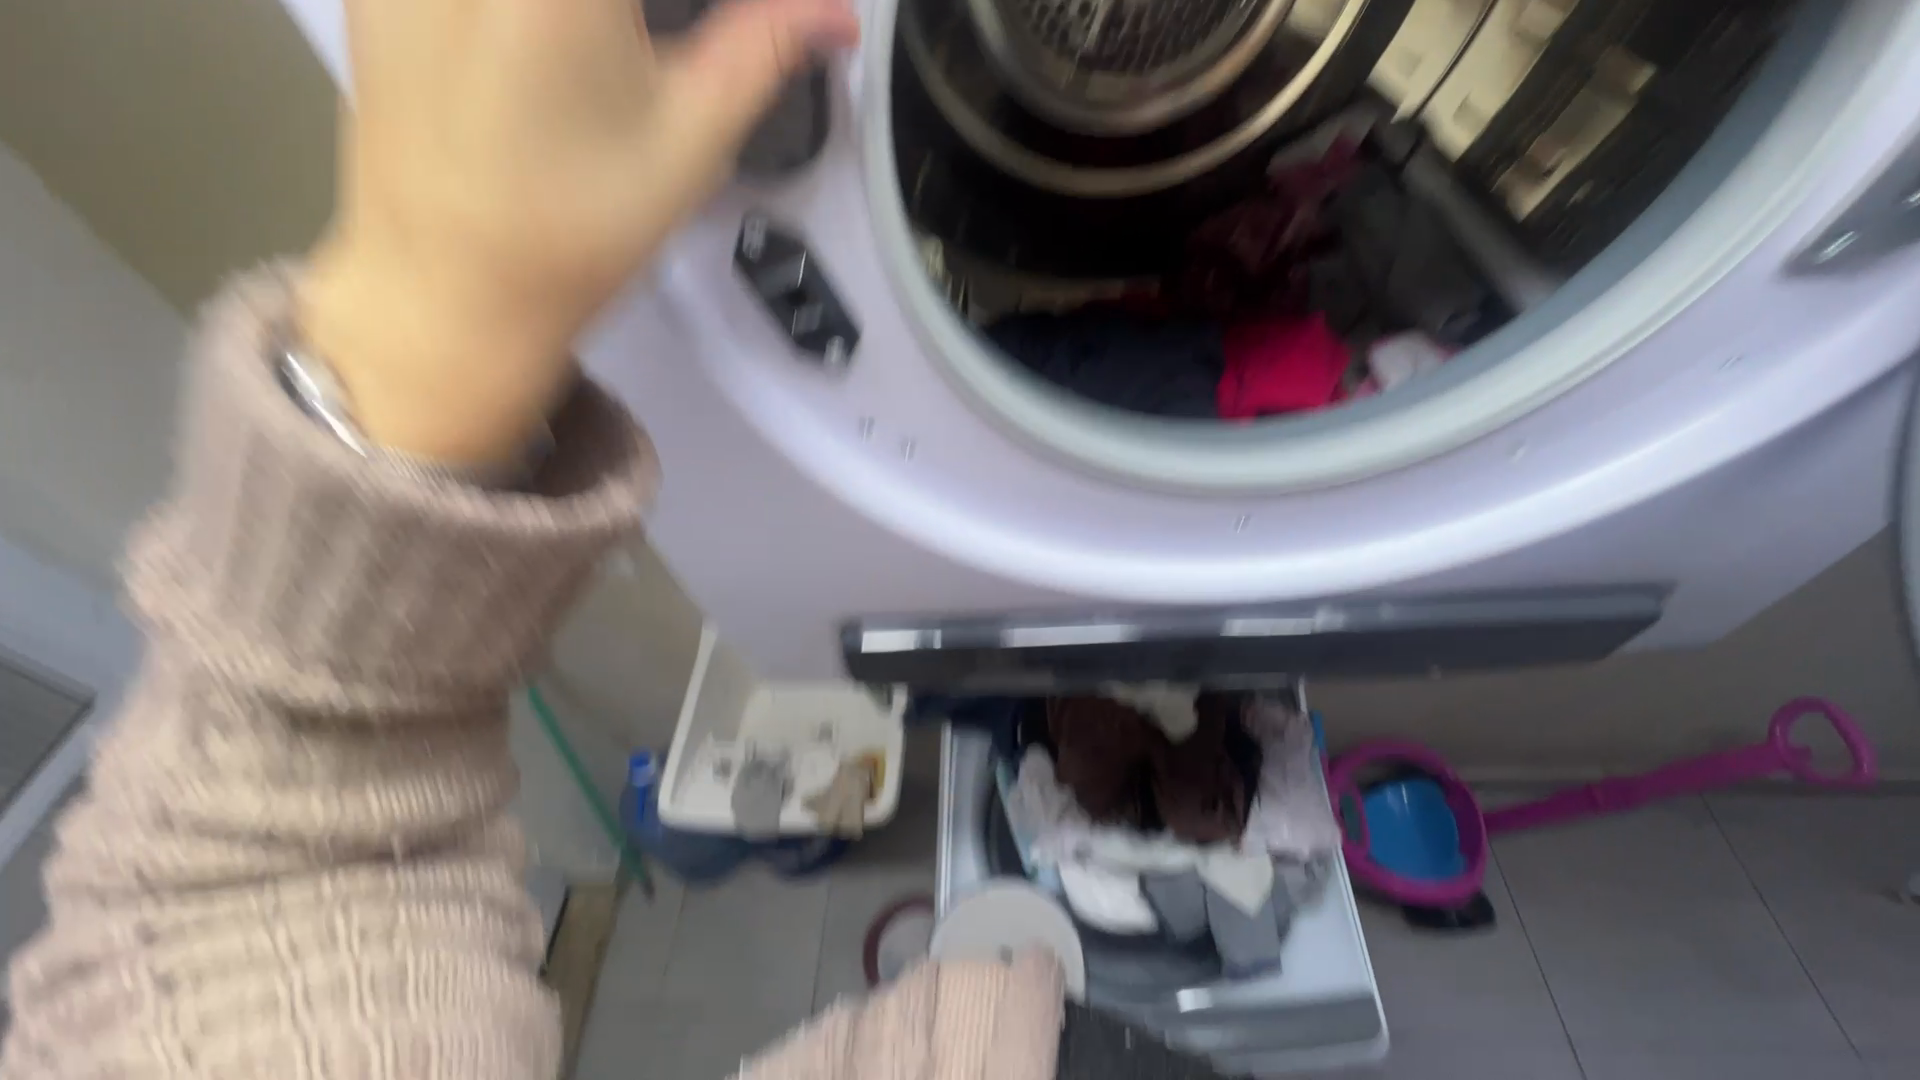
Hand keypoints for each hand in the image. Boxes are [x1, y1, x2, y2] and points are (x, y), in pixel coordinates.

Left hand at [301, 0, 859, 465]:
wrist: (453, 286)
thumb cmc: (581, 228)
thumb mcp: (691, 142)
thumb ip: (764, 51)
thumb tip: (836, 15)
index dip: (722, 4)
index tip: (745, 24)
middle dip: (656, 12)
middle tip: (661, 47)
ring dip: (601, 22)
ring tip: (615, 55)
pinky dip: (540, 16)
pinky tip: (550, 52)